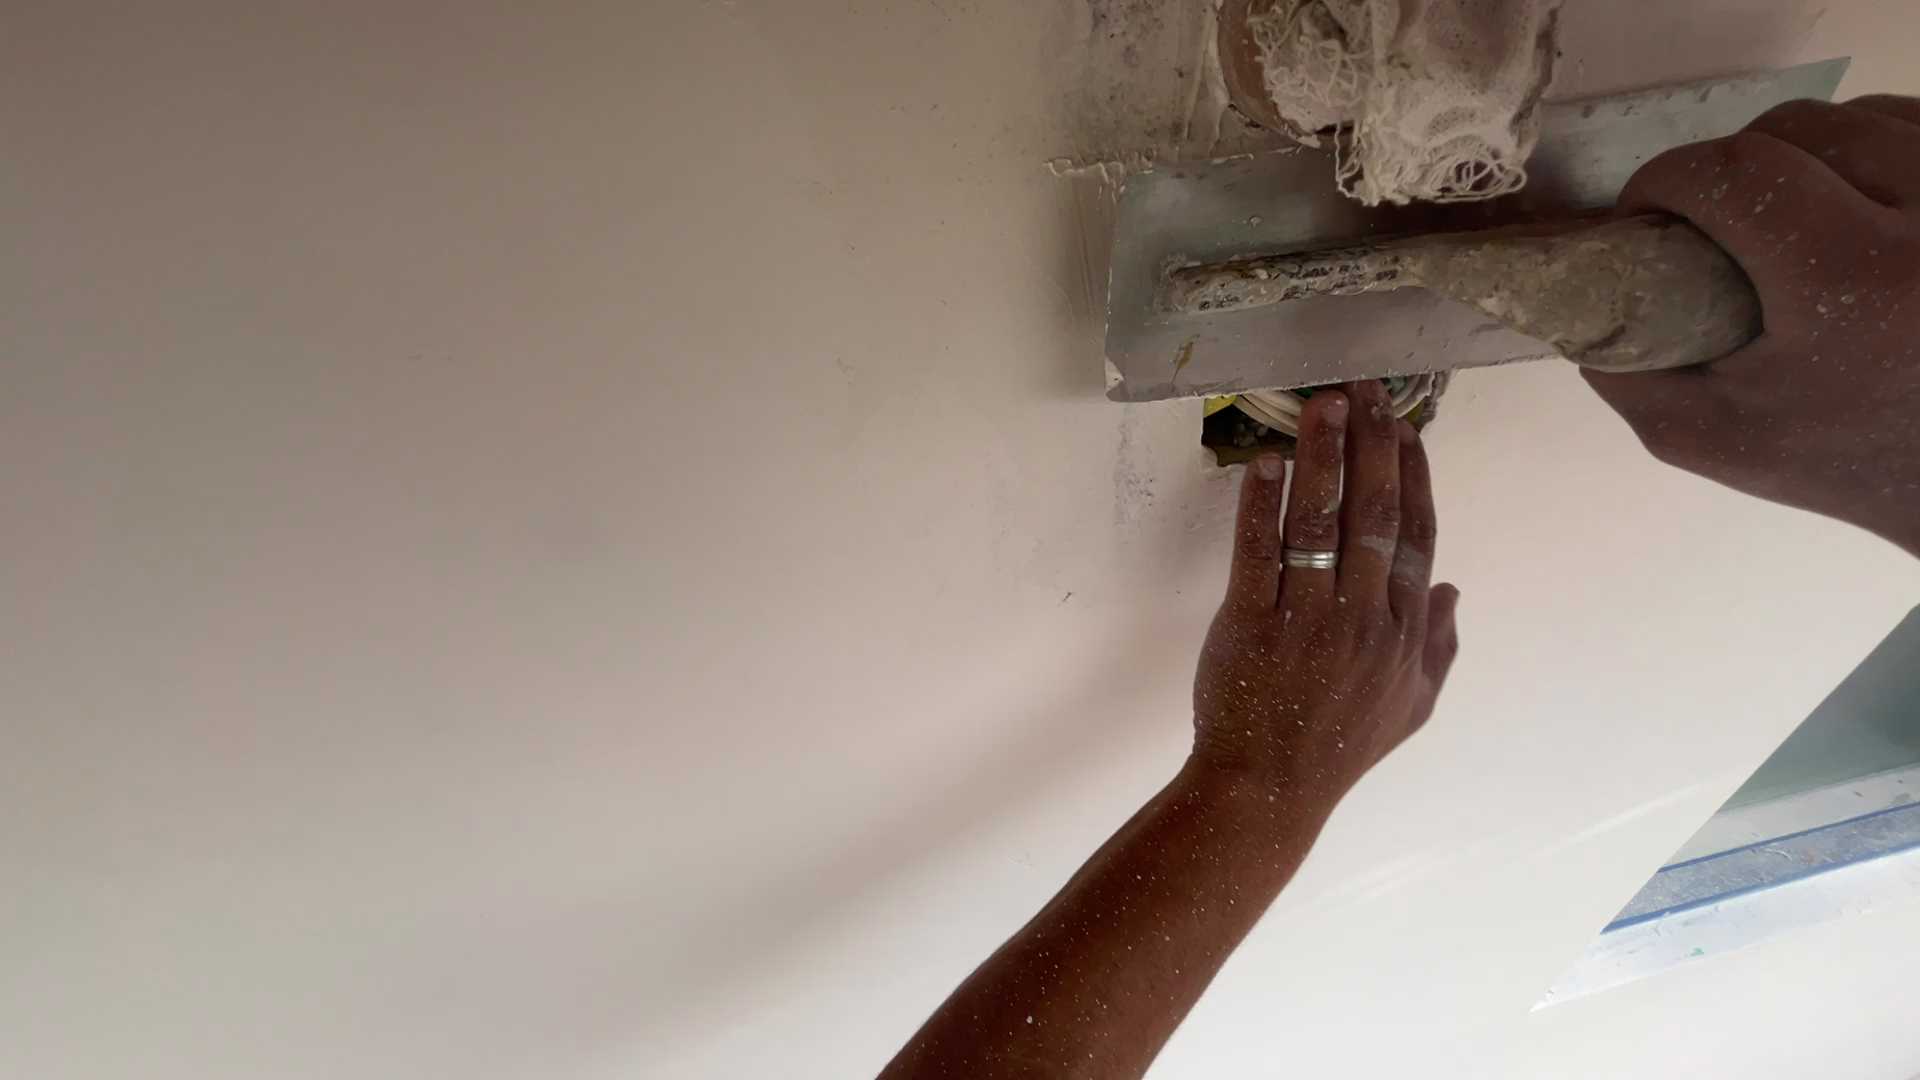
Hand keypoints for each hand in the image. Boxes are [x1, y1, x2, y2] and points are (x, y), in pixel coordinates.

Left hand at [1191, 381, 1461, 809]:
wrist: (1269, 785)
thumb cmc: (1338, 744)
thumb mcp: (1412, 706)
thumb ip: (1439, 646)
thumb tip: (1451, 585)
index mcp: (1404, 631)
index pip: (1414, 534)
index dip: (1411, 475)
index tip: (1404, 427)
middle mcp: (1364, 617)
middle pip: (1373, 515)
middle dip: (1372, 445)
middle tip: (1364, 389)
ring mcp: (1306, 619)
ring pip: (1320, 524)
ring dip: (1323, 458)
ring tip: (1323, 406)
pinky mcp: (1250, 624)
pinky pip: (1257, 554)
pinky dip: (1260, 507)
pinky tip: (1263, 466)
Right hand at [1583, 96, 1919, 553]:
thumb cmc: (1828, 457)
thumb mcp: (1690, 432)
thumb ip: (1623, 368)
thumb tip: (1585, 307)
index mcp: (1849, 277)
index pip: (1737, 171)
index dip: (1663, 178)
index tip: (1637, 221)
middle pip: (1797, 129)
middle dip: (1720, 167)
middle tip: (1695, 226)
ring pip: (1862, 116)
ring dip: (1791, 156)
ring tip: (1768, 220)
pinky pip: (1915, 126)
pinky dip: (1858, 152)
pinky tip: (1838, 207)